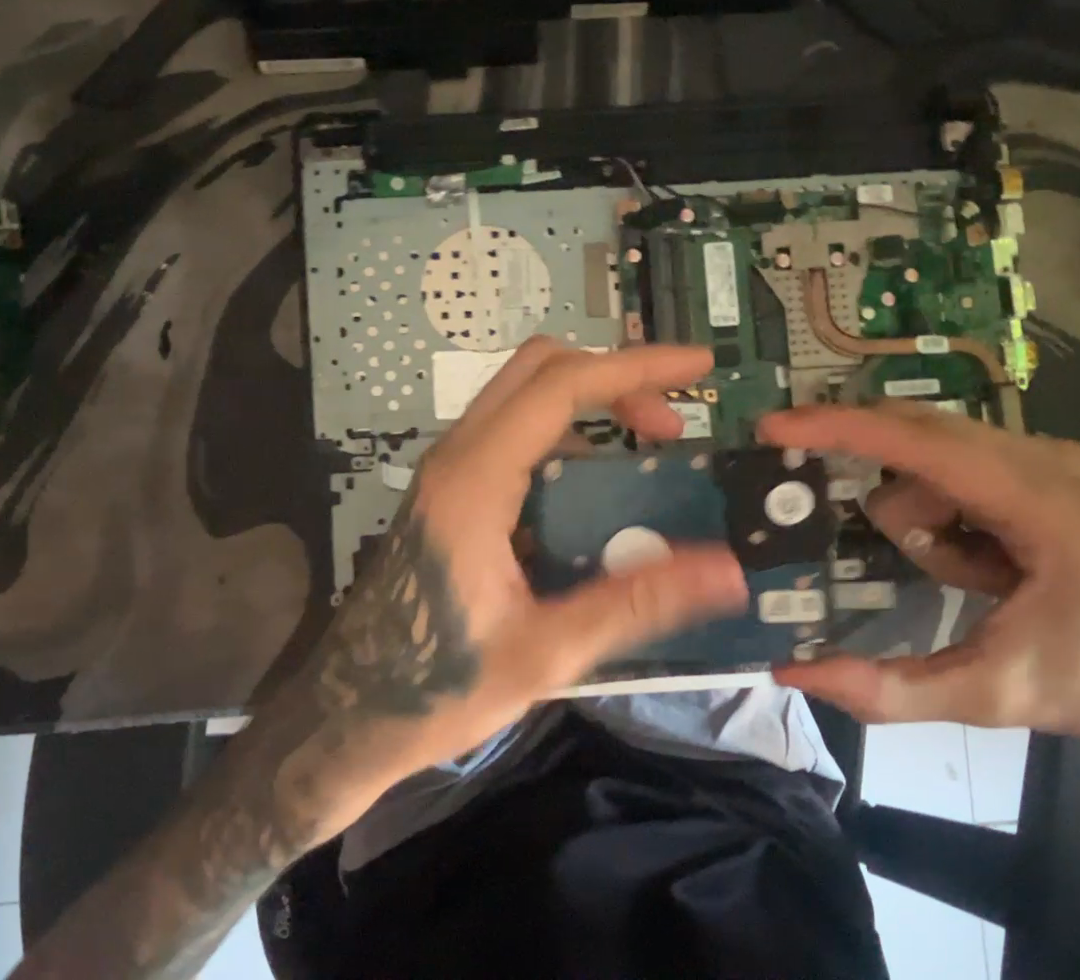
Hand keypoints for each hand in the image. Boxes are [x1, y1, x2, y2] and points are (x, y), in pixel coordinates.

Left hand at [292, 338, 748, 827]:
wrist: (353, 713)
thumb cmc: (439, 686)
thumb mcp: (544, 653)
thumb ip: (634, 605)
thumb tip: (725, 571)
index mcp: (474, 483)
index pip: (560, 387)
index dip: (635, 368)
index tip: (697, 366)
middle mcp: (455, 460)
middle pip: (537, 371)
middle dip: (613, 377)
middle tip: (670, 422)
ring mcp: (446, 474)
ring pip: (520, 397)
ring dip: (587, 404)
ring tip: (645, 450)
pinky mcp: (446, 495)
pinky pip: (510, 435)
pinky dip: (562, 434)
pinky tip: (594, 491)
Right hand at [759, 401, 1079, 749]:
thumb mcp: (984, 698)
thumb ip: (887, 690)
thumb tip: (789, 674)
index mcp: (1046, 506)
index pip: (924, 446)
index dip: (843, 430)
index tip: (774, 425)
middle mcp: (1048, 463)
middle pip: (919, 440)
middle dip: (899, 508)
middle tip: (911, 558)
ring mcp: (1048, 460)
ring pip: (929, 456)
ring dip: (922, 520)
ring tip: (971, 580)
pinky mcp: (1041, 469)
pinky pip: (949, 466)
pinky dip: (940, 514)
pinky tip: (983, 562)